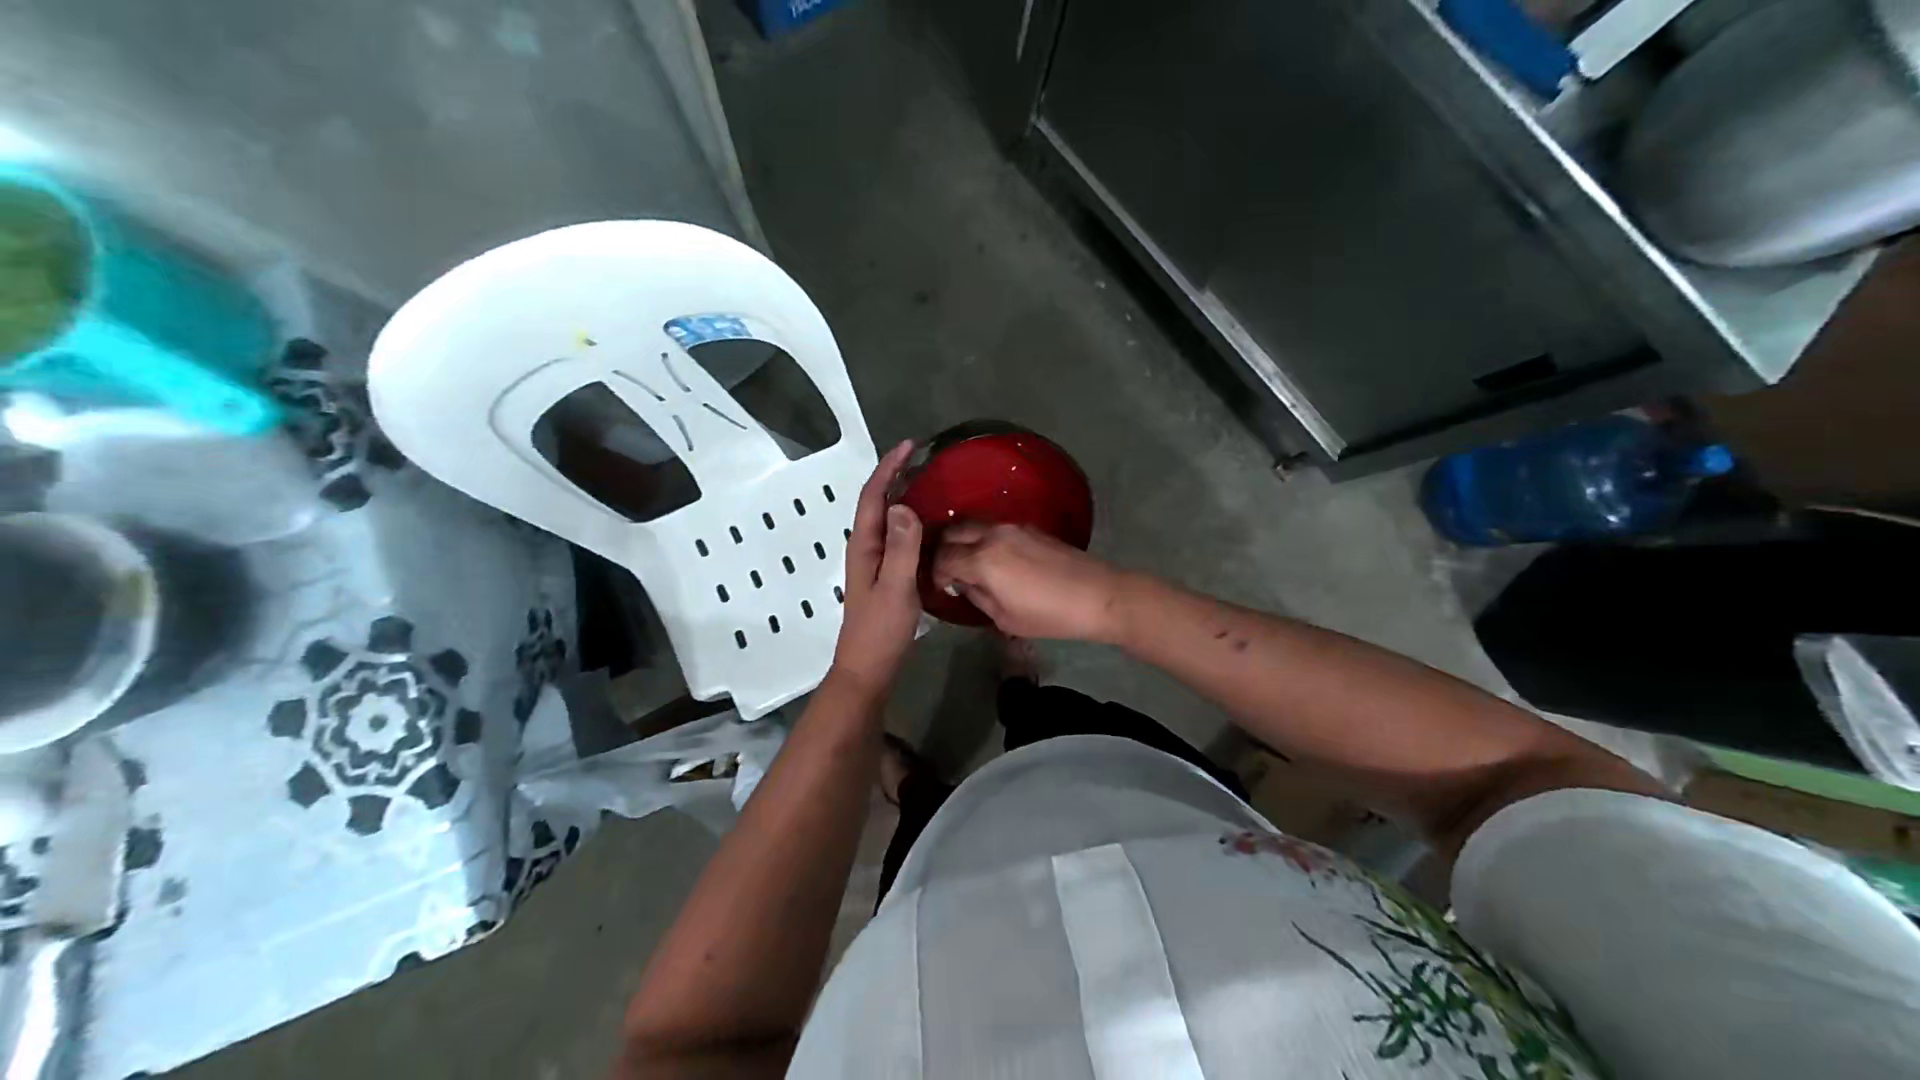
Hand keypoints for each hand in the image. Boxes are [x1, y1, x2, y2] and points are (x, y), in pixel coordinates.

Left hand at [827, 440, 923, 698]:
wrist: (868, 668)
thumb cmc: (879, 630)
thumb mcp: (895, 588)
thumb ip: (901, 548)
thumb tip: (905, 505)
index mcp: (864, 546)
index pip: (873, 496)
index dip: (889, 468)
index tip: (910, 445)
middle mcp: (866, 547)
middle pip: (879, 502)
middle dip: (898, 475)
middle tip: (927, 459)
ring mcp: (875, 561)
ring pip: (889, 518)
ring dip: (906, 495)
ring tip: (934, 481)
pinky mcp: (887, 573)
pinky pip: (900, 537)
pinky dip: (914, 521)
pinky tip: (934, 524)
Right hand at [931, 522, 1132, 642]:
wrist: (1099, 595)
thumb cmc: (1050, 615)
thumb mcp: (1005, 619)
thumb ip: (976, 597)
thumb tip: (963, 585)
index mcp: (982, 559)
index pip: (942, 559)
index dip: (935, 574)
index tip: (942, 588)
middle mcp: (992, 535)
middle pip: (952, 532)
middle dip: (943, 550)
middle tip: (948, 571)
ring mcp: (1013, 527)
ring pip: (973, 525)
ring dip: (963, 540)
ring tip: (967, 562)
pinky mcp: (1030, 527)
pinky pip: (994, 527)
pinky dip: (983, 538)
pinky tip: (993, 558)